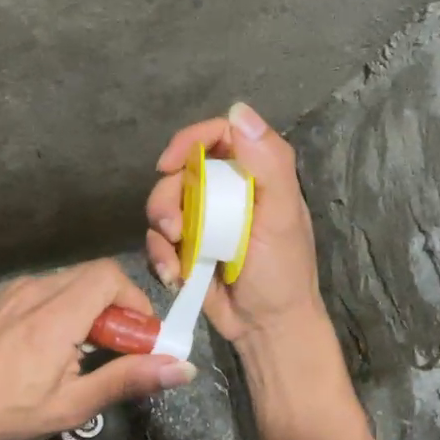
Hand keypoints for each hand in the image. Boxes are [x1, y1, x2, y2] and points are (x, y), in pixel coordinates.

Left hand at [0, 260, 197, 439]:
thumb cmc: (8, 412)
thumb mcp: (73, 405)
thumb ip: (128, 379)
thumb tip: (183, 369)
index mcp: (54, 315)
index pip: (109, 276)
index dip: (135, 301)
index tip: (140, 339)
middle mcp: (34, 292)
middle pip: (93, 277)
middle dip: (117, 308)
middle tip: (118, 350)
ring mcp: (12, 293)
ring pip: (69, 283)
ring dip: (90, 310)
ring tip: (85, 354)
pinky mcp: (0, 300)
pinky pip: (45, 291)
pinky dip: (64, 309)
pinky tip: (54, 347)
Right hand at [144, 102, 324, 345]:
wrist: (266, 328)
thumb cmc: (282, 273)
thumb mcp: (281, 217)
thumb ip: (267, 164)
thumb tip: (237, 111)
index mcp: (254, 176)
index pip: (217, 137)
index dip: (188, 141)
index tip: (169, 163)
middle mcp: (225, 193)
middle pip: (179, 174)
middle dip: (166, 200)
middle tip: (173, 229)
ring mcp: (202, 222)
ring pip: (161, 207)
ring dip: (161, 233)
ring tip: (175, 263)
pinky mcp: (184, 250)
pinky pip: (157, 241)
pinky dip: (160, 258)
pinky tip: (174, 277)